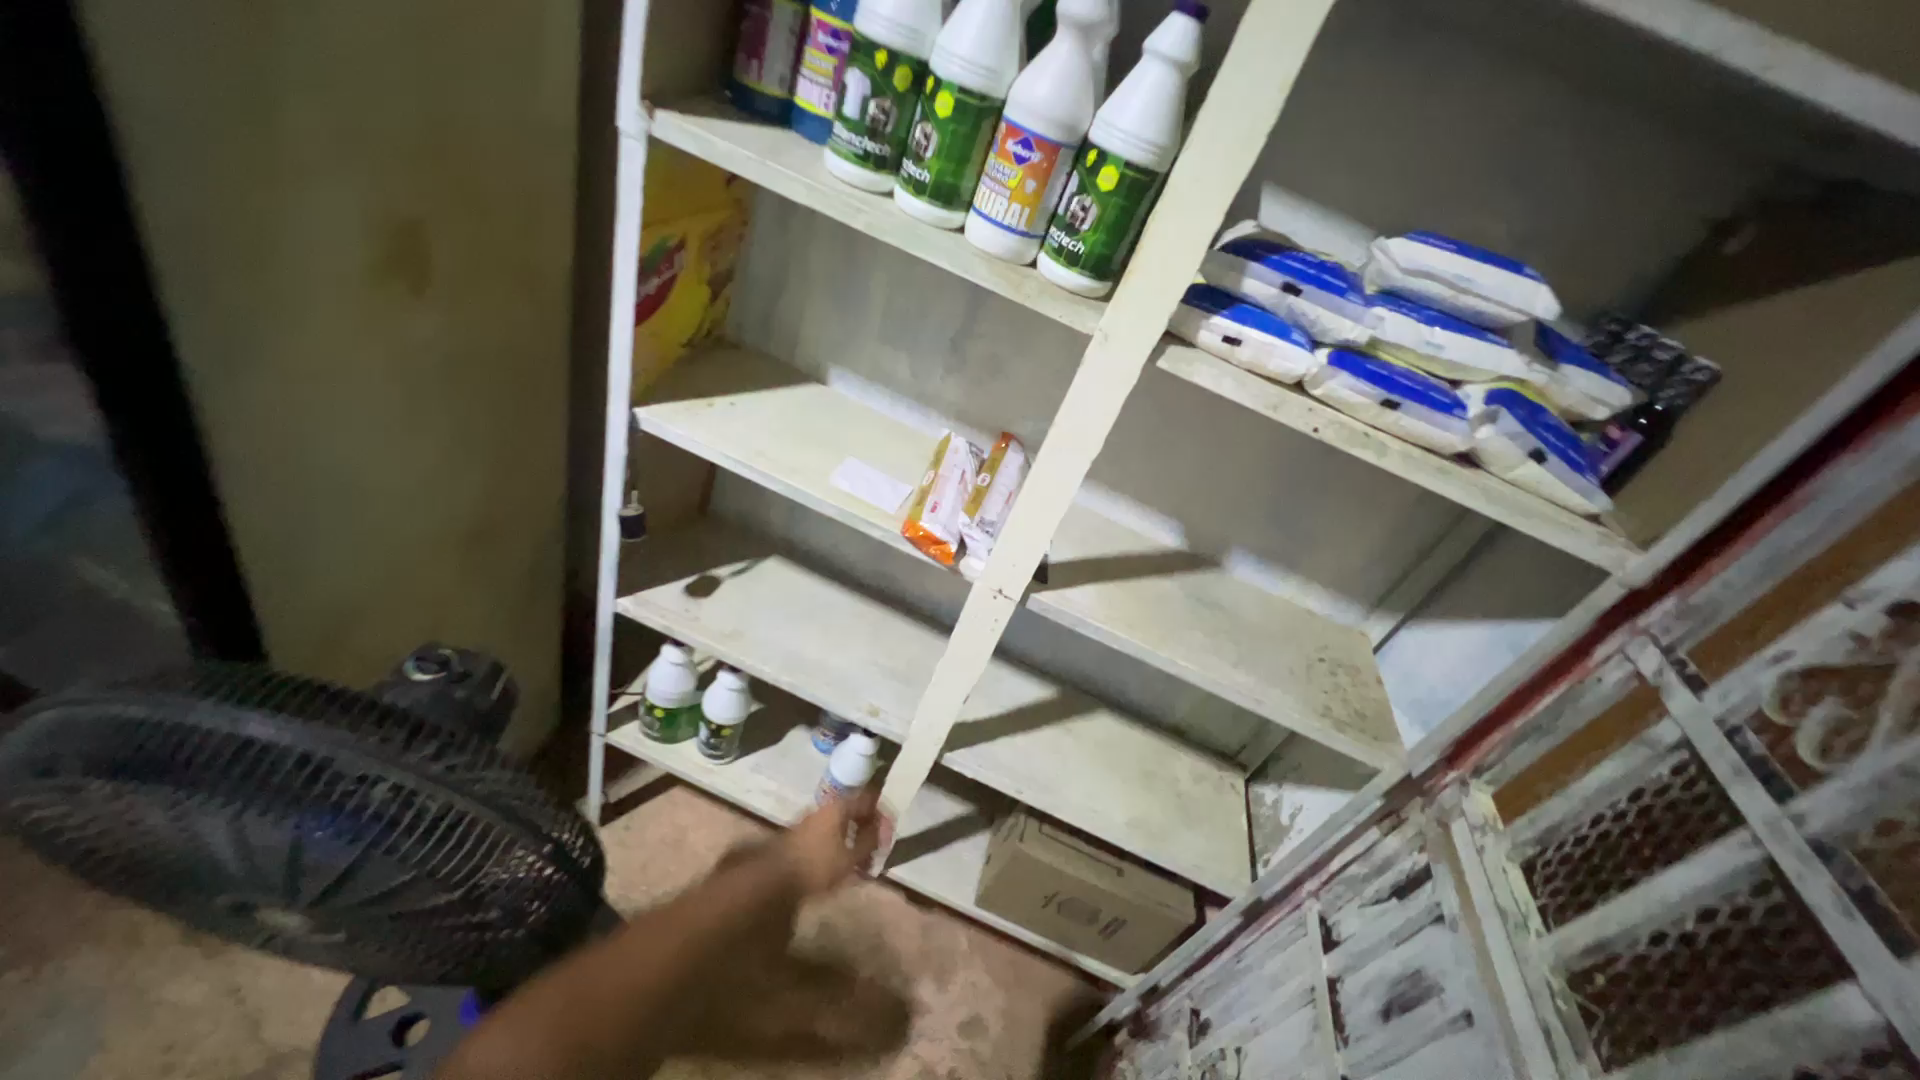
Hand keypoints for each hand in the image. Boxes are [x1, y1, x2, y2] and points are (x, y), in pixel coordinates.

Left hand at [779, 787, 885, 895]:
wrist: (773, 878)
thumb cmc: (817, 865)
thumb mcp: (850, 857)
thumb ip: (869, 841)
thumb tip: (880, 830)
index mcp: (838, 807)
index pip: (869, 799)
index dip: (882, 816)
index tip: (888, 836)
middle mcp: (824, 808)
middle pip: (854, 813)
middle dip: (868, 832)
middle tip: (876, 853)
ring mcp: (810, 821)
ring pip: (841, 826)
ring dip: (854, 842)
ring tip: (861, 865)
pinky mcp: (801, 836)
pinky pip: (828, 836)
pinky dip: (840, 847)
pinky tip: (843, 867)